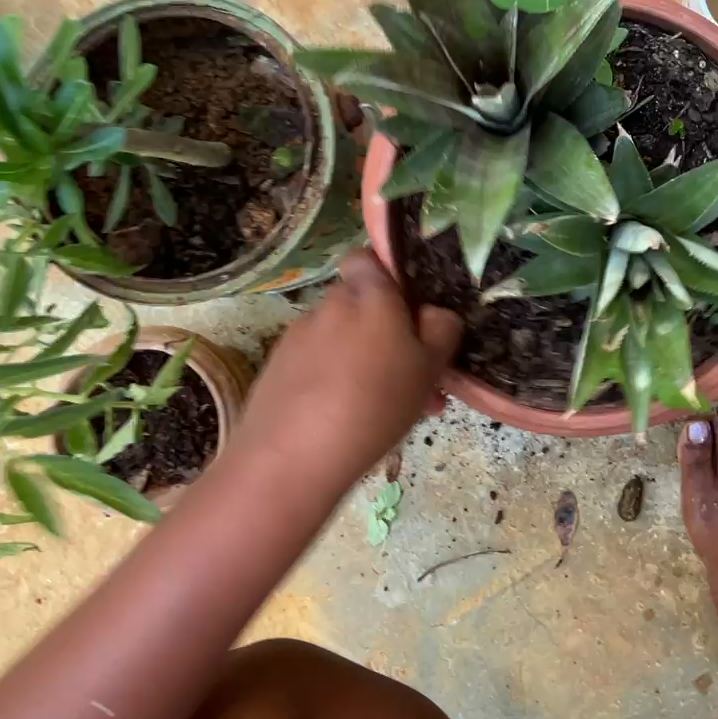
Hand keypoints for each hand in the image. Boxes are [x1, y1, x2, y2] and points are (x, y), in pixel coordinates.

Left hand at [228, 250, 461, 486]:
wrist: (289, 460)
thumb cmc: (375, 404)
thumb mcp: (430, 368)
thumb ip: (441, 330)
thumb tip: (435, 314)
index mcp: (370, 294)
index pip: (367, 257)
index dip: (384, 275)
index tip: (407, 309)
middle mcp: (330, 305)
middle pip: (360, 305)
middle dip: (385, 333)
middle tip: (411, 375)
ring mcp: (298, 337)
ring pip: (341, 340)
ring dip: (364, 362)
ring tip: (389, 410)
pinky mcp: (276, 370)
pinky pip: (317, 366)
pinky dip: (334, 383)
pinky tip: (350, 423)